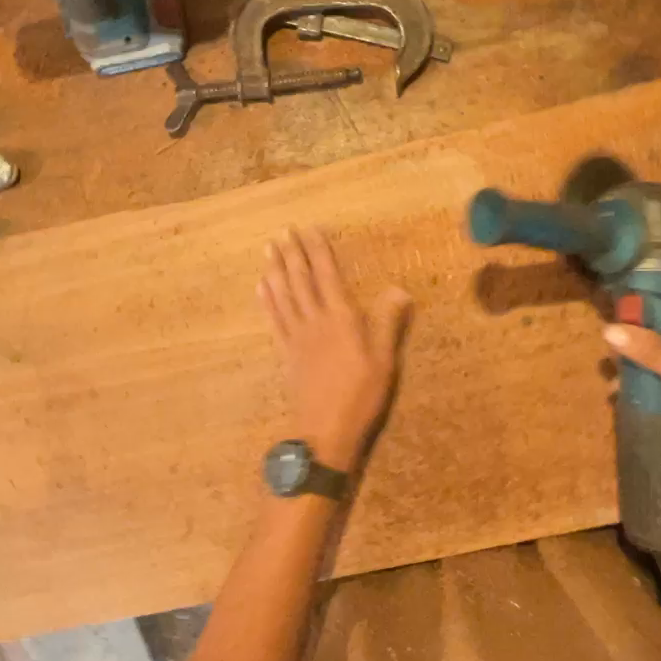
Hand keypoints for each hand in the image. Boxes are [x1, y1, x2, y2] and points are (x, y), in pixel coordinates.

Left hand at [258, 228, 413, 471]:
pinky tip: (262, 287)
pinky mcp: (286, 353)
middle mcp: (314, 321)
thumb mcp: (384, 361)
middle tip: (283, 230)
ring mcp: (296, 337)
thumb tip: (398, 289)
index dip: (318, 251)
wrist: (326, 432)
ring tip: (269, 248)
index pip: (327, 275)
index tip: (309, 229)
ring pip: (284, 295)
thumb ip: (388, 323)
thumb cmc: (361, 396)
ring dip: (276, 269)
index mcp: (341, 319)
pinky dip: (267, 299)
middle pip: (300, 280)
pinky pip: (274, 319)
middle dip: (292, 253)